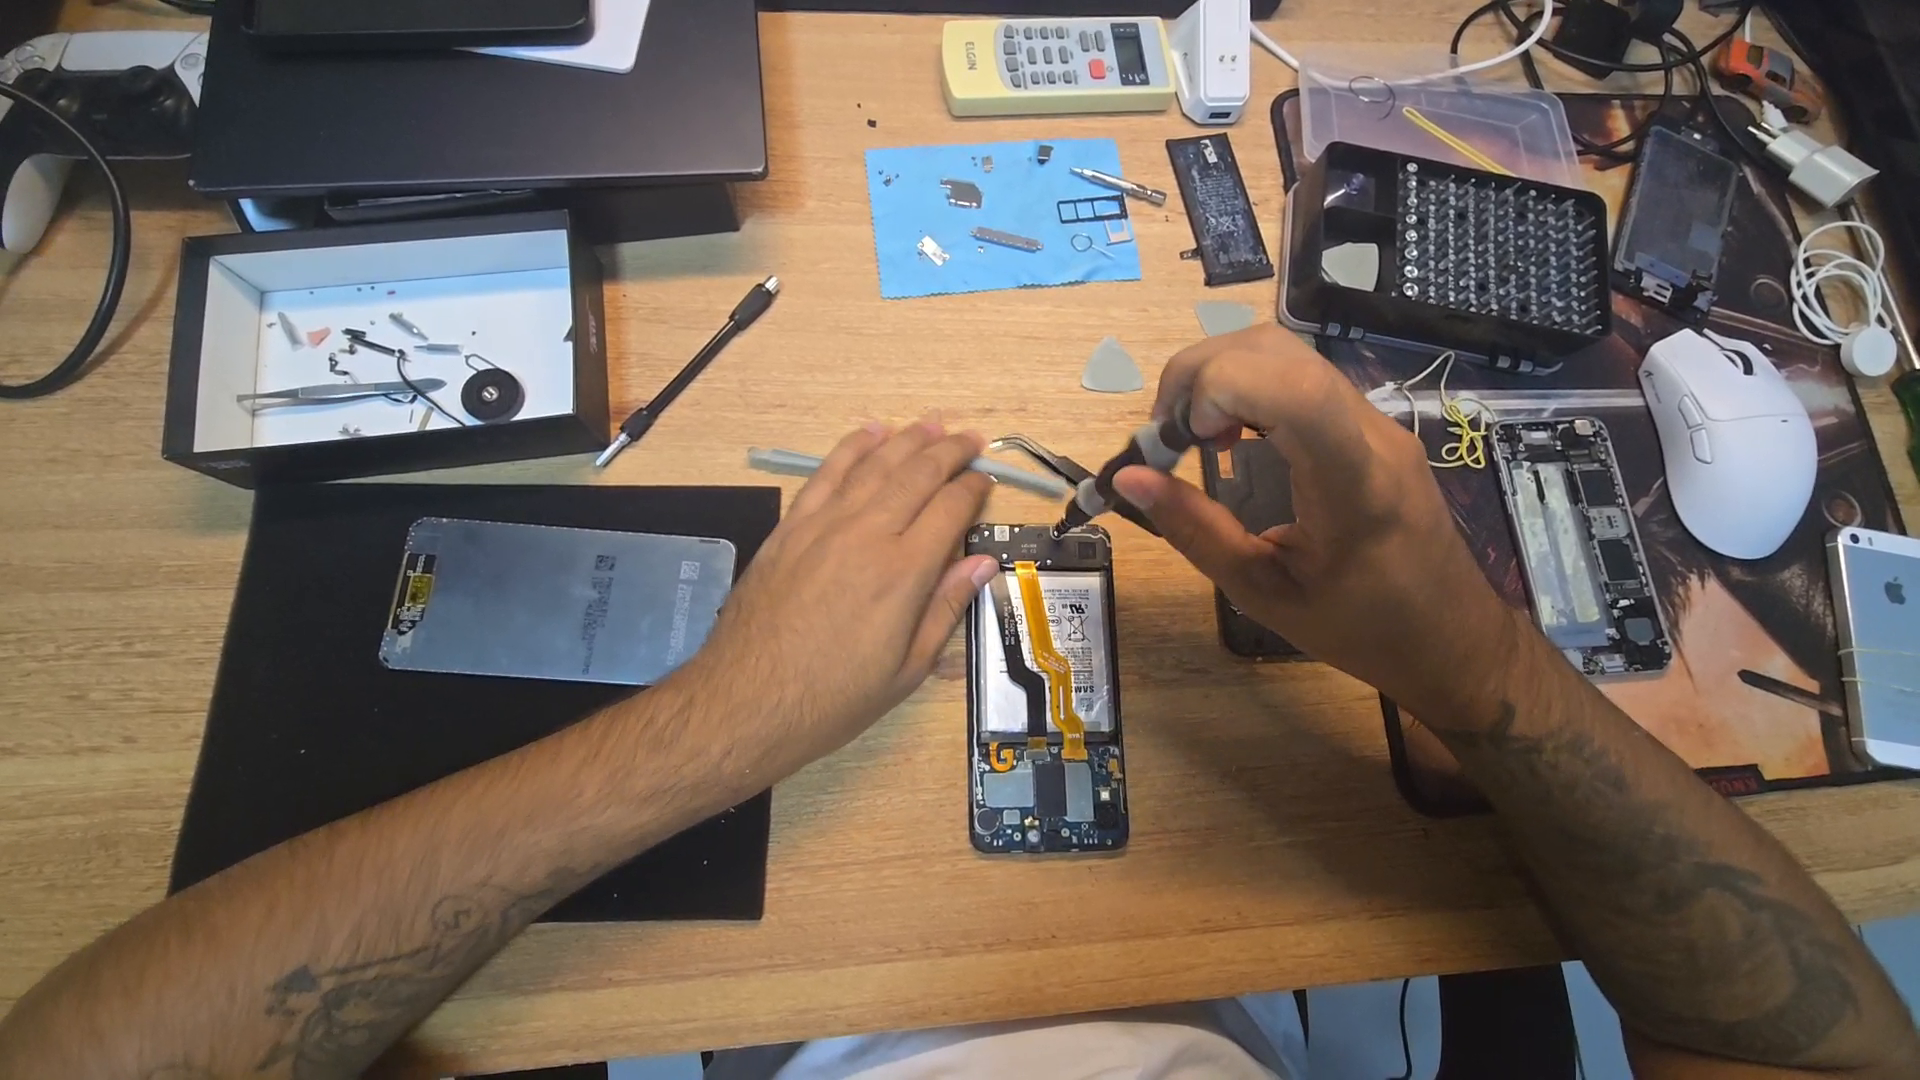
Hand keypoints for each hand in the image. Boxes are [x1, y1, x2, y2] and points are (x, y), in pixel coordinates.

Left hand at [673, 419, 998, 778]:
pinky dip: (852, 448)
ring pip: (874, 464)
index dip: (974, 489)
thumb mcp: (907, 669)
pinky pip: (827, 473)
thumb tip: (983, 563)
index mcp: (904, 572)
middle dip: (950, 451)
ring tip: (932, 426)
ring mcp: (824, 525)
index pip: (950, 509)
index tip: (986, 482)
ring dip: (907, 440)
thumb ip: (946, 608)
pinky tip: (869, 434)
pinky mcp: (791, 526)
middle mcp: (867, 534)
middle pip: (917, 474)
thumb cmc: (835, 696)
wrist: (748, 700)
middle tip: (971, 439)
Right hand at [1112, 326, 1523, 718]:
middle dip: (1199, 375)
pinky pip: (1297, 376)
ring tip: (1189, 435)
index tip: (1178, 440)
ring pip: (1284, 352)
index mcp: (1351, 481)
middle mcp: (1369, 432)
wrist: (1450, 634)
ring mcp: (1374, 420)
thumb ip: (1194, 530)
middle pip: (1275, 350)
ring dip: (1217, 377)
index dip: (1218, 388)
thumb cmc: (1358, 627)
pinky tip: (1226, 434)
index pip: (1291, 389)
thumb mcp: (1261, 592)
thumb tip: (1128, 477)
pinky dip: (1243, 386)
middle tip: (1164, 436)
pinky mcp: (1367, 423)